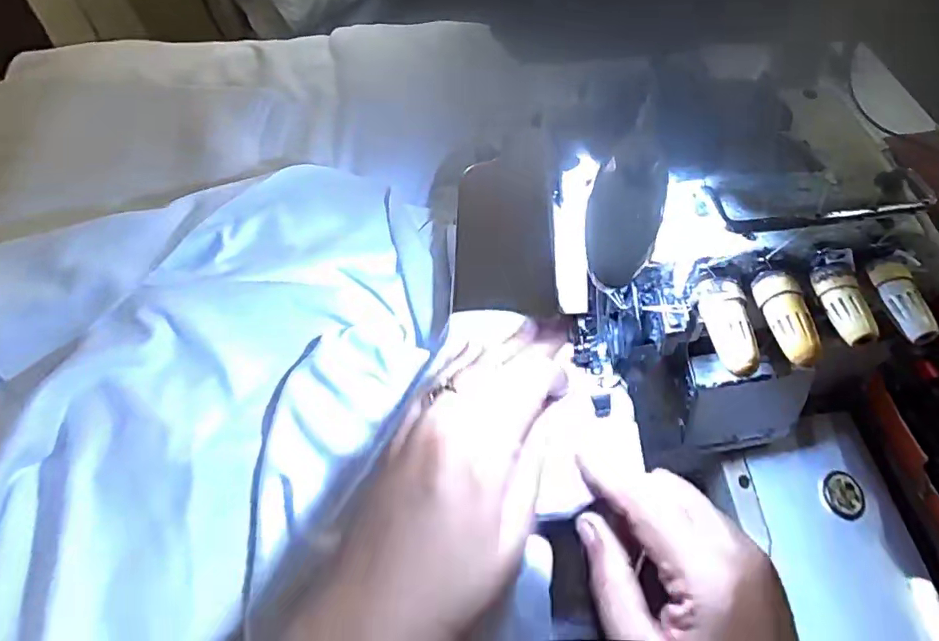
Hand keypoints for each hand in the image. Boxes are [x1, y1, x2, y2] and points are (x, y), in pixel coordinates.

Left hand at [288, 324, 568, 640]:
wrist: (363, 618)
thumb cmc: (452, 583)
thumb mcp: (512, 532)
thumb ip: (537, 457)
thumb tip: (561, 407)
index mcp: (482, 443)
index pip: (530, 378)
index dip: (557, 369)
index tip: (575, 374)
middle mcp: (449, 416)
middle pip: (502, 361)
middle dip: (538, 342)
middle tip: (564, 327)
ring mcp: (419, 417)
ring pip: (471, 360)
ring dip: (506, 342)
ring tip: (535, 327)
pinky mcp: (401, 426)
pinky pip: (439, 372)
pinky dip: (466, 353)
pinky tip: (482, 346)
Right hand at [576, 456, 796, 640]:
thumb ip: (613, 584)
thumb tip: (591, 523)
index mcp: (708, 567)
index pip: (649, 501)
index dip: (611, 475)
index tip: (583, 450)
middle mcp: (736, 544)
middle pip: (673, 491)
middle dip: (632, 495)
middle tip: (595, 515)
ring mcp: (753, 551)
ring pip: (693, 502)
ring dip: (656, 511)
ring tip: (626, 549)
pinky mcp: (759, 562)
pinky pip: (711, 524)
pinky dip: (680, 529)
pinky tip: (661, 567)